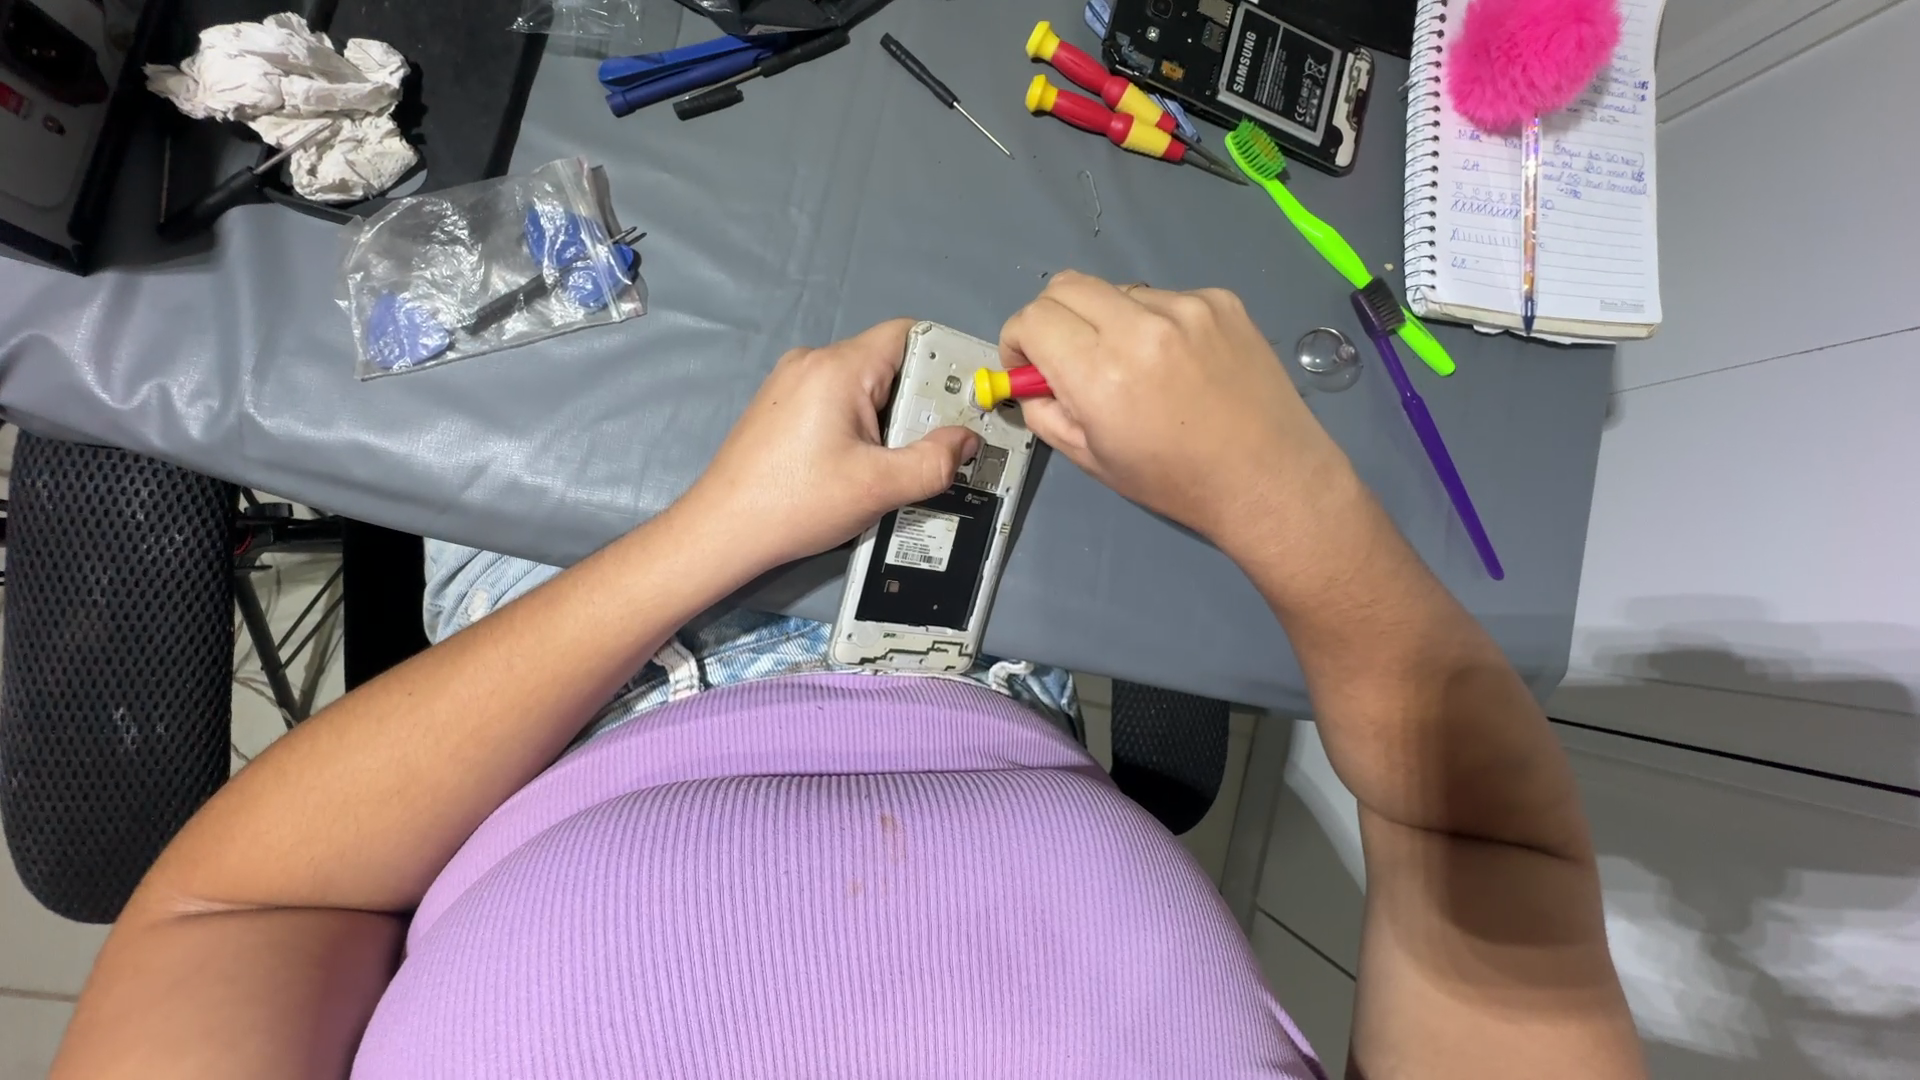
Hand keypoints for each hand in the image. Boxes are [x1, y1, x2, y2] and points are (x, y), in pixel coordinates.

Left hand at [675, 319, 980, 573]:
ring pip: (863, 386)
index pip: (908, 334)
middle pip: (888, 363)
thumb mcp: (879, 487)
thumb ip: (934, 462)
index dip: (946, 359)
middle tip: (935, 444)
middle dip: (919, 401)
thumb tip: (968, 441)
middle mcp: (812, 362)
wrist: (722, 531)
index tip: (966, 397)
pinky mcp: (781, 407)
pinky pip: (837, 402)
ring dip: (890, 418)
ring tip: (896, 462)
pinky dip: (861, 425)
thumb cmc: (798, 503)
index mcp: (838, 367)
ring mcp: (791, 383)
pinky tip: (861, 465)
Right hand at [999, 271, 1352, 554]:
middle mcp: (1140, 326)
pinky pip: (1161, 297)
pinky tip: (1176, 361)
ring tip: (1134, 365)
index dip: (1017, 340)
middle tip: (1066, 358)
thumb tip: (1032, 382)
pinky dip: (1151, 322)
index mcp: (1101, 374)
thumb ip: (1046, 413)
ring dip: (1104, 320)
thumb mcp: (1091, 460)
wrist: (1269, 478)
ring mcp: (1186, 306)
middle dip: (1050, 319)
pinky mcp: (1220, 300)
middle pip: (1064, 286)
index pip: (1032, 319)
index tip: (1028, 365)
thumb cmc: (1174, 481)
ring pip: (1115, 290)